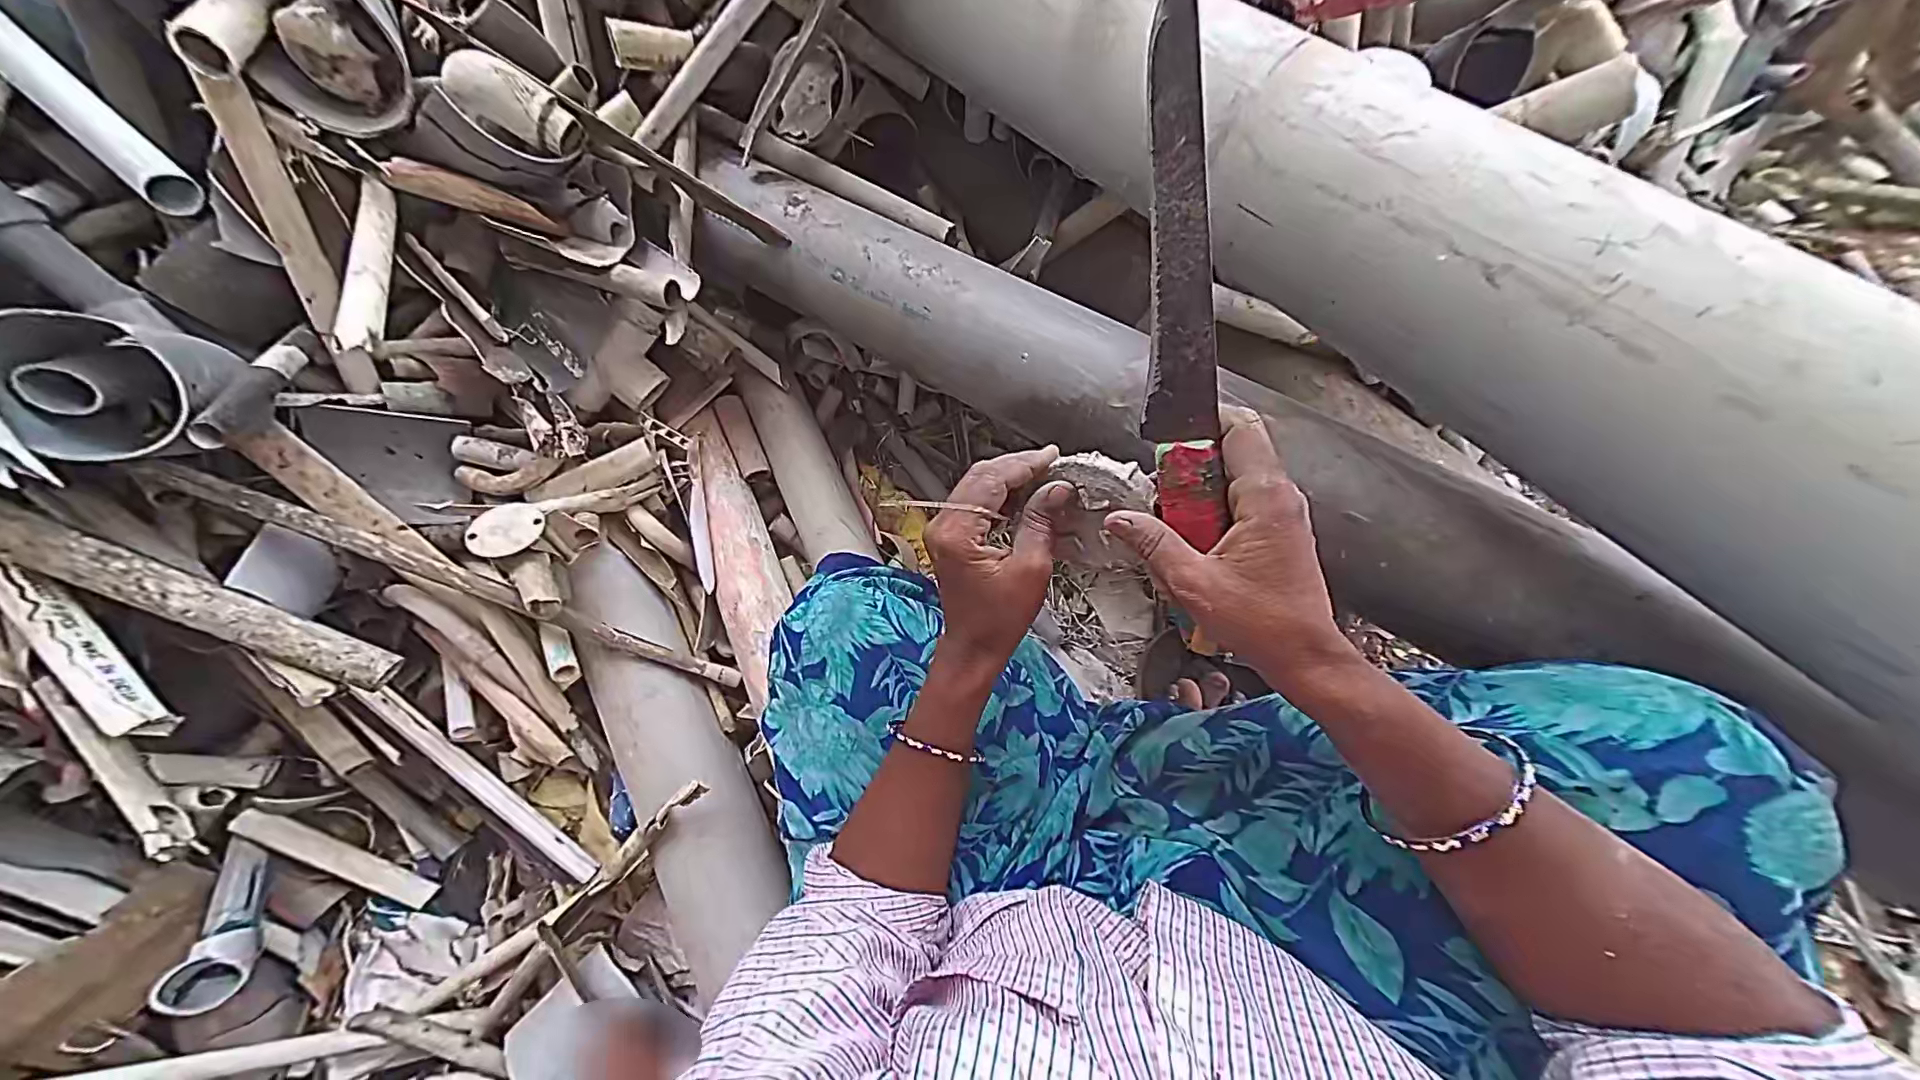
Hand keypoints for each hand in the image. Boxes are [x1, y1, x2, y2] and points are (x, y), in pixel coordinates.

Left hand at [924, 446, 1072, 664]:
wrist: (974, 646)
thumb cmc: (997, 620)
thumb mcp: (1031, 569)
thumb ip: (1040, 522)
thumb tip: (1056, 489)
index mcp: (957, 533)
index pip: (991, 481)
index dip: (1024, 464)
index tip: (1050, 456)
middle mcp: (942, 526)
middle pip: (980, 477)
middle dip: (1017, 466)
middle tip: (1049, 462)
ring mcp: (942, 531)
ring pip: (976, 486)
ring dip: (1008, 478)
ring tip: (1041, 475)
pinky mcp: (949, 537)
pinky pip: (974, 503)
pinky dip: (999, 494)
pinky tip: (1022, 494)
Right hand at [1105, 407, 1352, 675]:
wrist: (1303, 655)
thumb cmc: (1264, 623)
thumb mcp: (1192, 581)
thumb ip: (1153, 543)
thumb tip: (1120, 520)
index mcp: (1265, 498)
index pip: (1239, 429)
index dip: (1201, 423)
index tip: (1168, 441)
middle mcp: (1279, 498)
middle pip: (1227, 453)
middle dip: (1187, 470)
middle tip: (1164, 500)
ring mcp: (1280, 514)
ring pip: (1228, 479)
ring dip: (1195, 497)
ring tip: (1179, 528)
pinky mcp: (1275, 531)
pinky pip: (1236, 503)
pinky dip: (1209, 515)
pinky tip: (1196, 545)